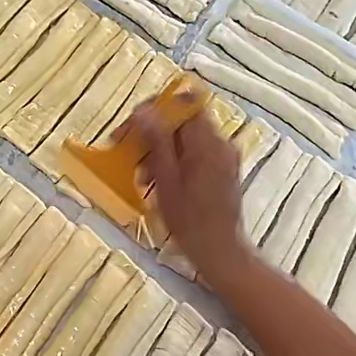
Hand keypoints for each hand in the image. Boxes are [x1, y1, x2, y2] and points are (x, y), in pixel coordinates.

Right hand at [131, 105, 252, 284]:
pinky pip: (198, 152)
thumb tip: (143, 111)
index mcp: (207, 142)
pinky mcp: (225, 168)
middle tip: (130, 153)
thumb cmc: (189, 220)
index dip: (155, 108)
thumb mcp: (166, 180)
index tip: (132, 124)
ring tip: (143, 177)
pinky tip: (161, 182)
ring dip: (163, 150)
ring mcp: (225, 155)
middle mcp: (221, 142)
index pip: (182, 104)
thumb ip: (157, 142)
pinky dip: (177, 160)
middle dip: (154, 133)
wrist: (220, 250)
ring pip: (188, 138)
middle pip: (183, 121)